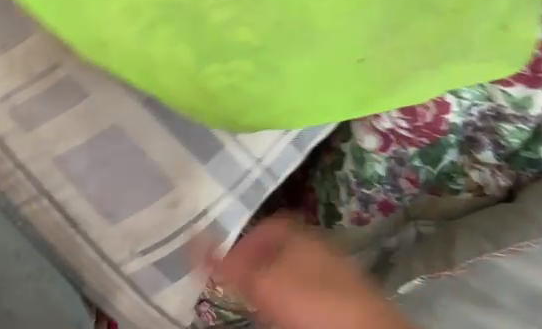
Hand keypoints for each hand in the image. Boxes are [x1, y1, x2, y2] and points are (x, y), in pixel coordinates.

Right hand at [205, 217, 414, 328]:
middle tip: (243, 286)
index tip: (229, 263)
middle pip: (281, 250)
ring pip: (298, 273)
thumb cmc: (312, 301)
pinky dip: (299, 302)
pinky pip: (315, 293)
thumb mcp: (260, 282)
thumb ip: (225, 262)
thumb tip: (190, 241)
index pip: (265, 225)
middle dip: (259, 267)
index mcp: (297, 232)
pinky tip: (291, 315)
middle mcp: (318, 245)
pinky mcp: (351, 301)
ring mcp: (338, 273)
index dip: (244, 242)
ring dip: (279, 287)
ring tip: (264, 306)